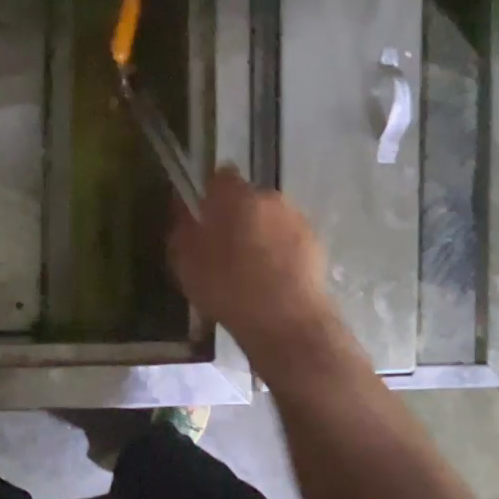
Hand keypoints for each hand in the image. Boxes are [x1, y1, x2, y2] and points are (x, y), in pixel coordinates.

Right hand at [168, 166, 336, 351]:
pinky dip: (279, 251)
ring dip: (259, 234)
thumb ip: (182, 228)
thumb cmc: (227, 288)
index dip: (210, 194)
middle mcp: (269, 198)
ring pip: (270, 219)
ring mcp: (297, 219)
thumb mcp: (186, 263)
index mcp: (235, 197)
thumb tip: (184, 208)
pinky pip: (288, 239)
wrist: (286, 321)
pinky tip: (271, 280)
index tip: (203, 217)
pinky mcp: (315, 243)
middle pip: (247, 199)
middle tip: (223, 248)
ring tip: (249, 268)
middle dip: (236, 216)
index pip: (220, 177)